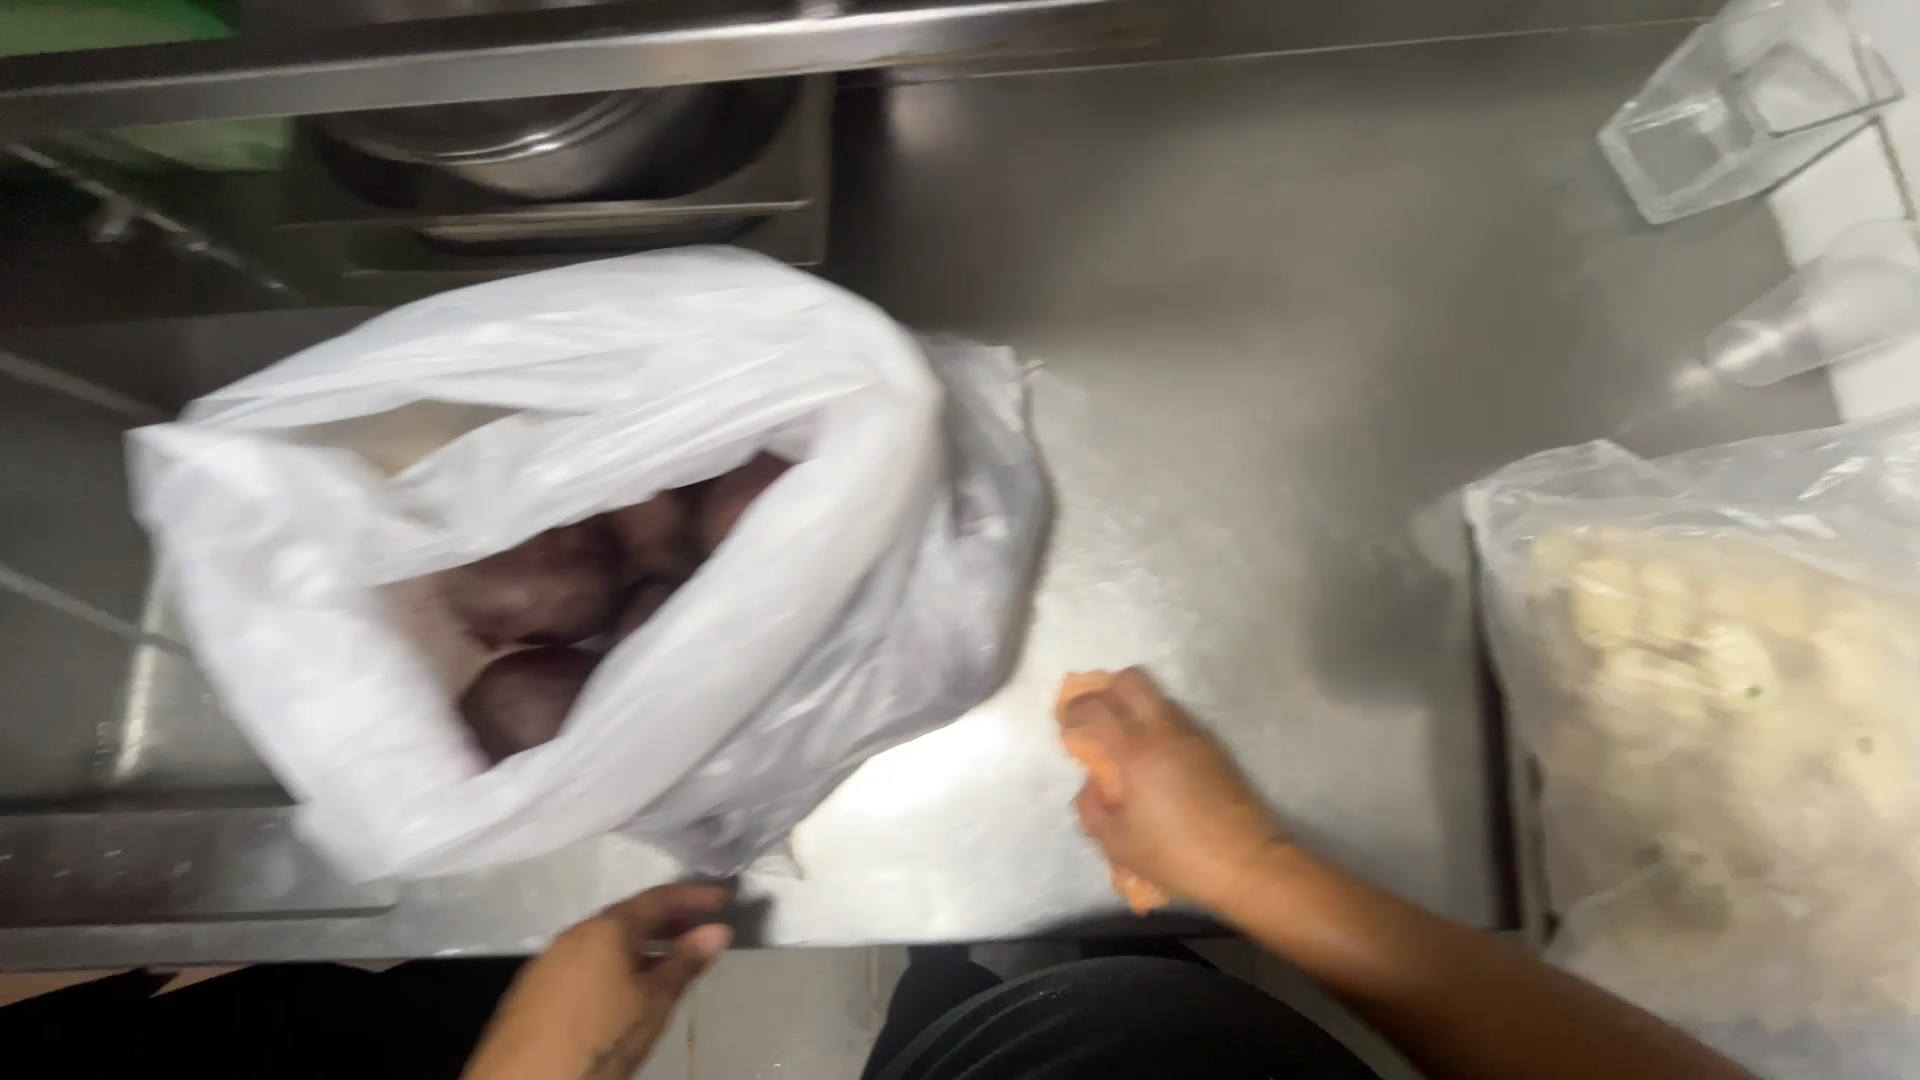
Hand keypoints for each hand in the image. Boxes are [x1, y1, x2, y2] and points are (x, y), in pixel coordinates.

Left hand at [463, 883, 732, 1079]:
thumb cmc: (597, 1043)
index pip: (659, 898)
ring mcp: (547, 963)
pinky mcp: (530, 993)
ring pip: (605, 942)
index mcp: (605, 928)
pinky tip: (626, 989)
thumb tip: (719, 930)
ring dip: (641, 944)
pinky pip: (584, 963)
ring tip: (670, 960)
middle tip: (702, 929)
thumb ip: (685, 963)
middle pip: (630, 916)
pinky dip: (614, 964)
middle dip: (669, 921)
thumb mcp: (653, 1004)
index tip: (724, 900)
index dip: (695, 897)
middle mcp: (574, 934)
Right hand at [1064, 668, 1287, 912]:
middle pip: (1130, 680)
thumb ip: (1091, 808)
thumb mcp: (1117, 844)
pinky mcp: (1213, 747)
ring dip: (1134, 708)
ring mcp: (1193, 735)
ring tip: (1126, 742)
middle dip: (1106, 693)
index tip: (1067, 728)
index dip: (1073, 711)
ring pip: (1156, 697)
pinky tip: (1156, 762)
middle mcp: (1164, 732)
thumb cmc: (1177, 856)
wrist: (1249, 864)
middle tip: (1096, 721)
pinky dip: (1157, 727)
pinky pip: (1176, 719)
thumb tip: (1093, 785)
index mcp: (1135, 752)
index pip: (1095, 708)